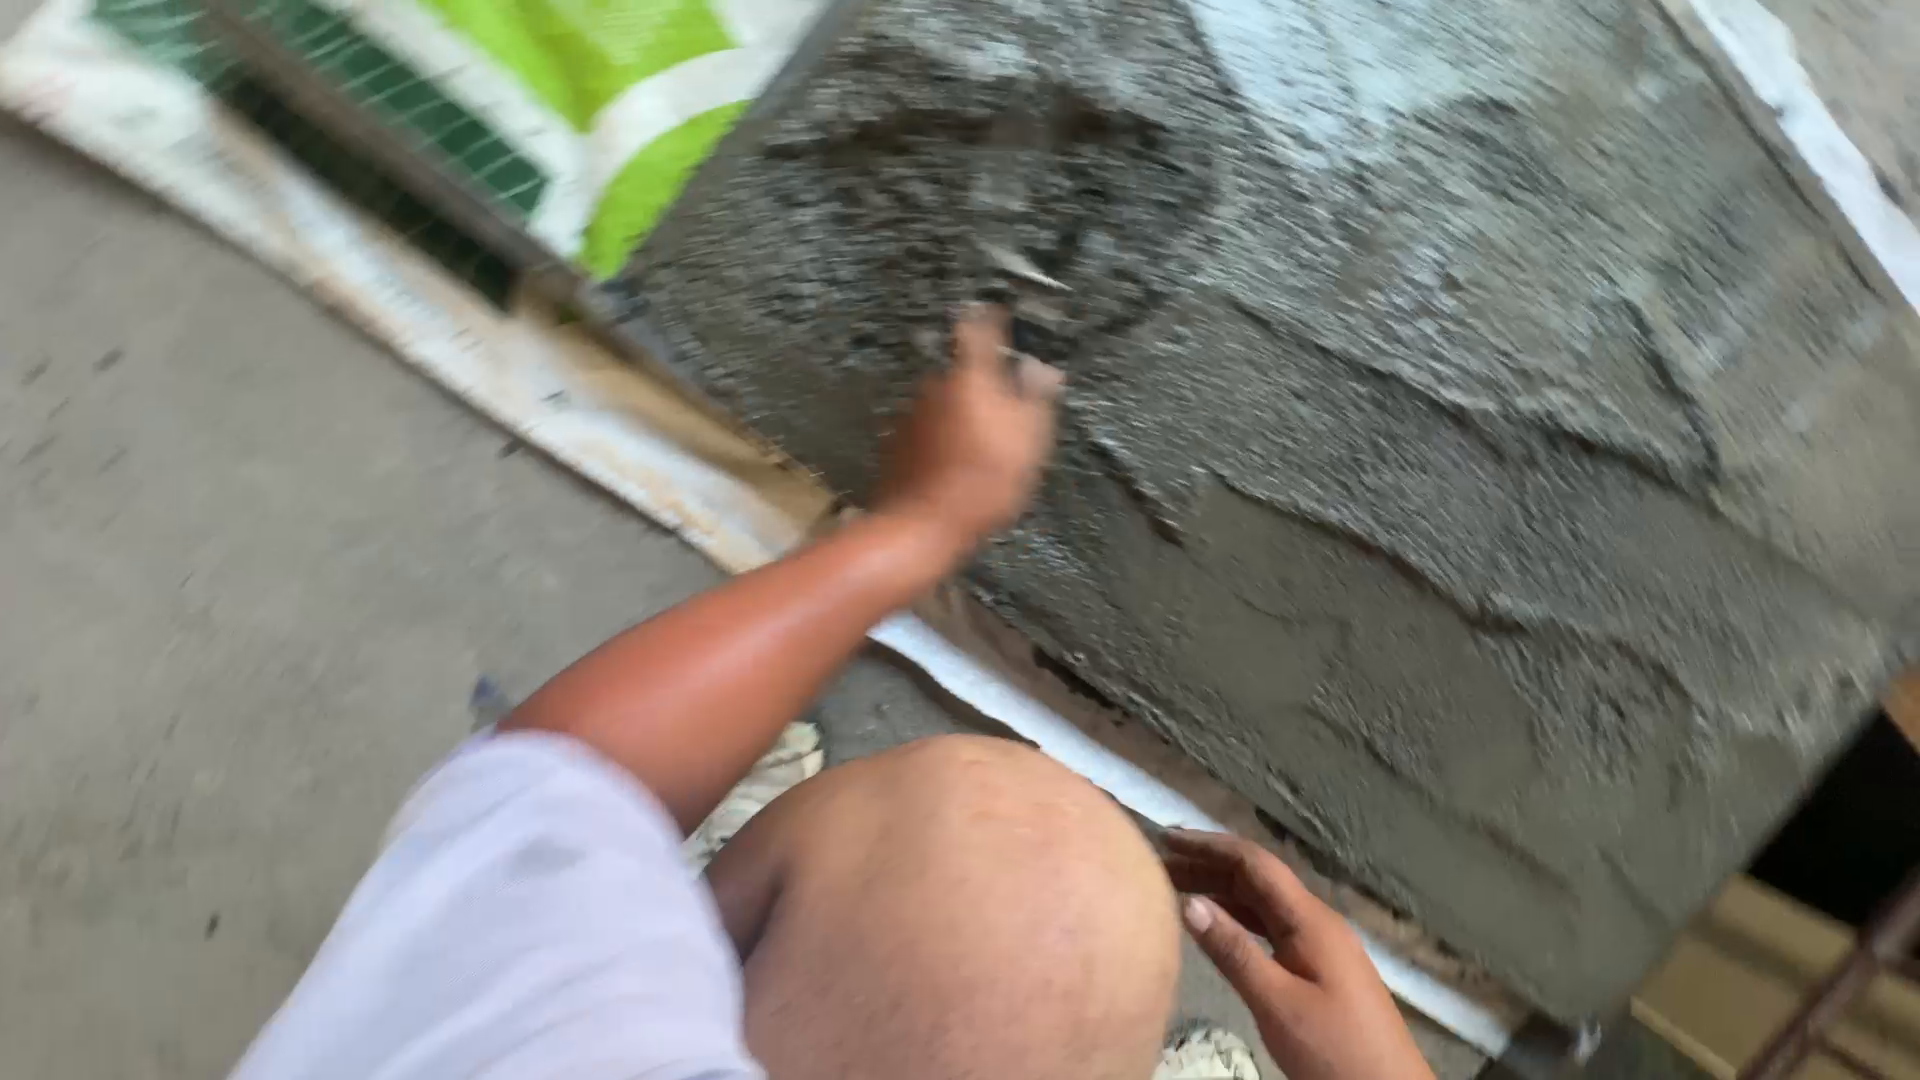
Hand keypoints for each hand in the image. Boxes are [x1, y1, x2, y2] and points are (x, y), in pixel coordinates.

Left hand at [874, 304, 1062, 547]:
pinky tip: (953, 463)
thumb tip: (1043, 368)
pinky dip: (939, 438)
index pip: (980, 327)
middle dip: (981, 382)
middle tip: (1003, 410)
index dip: (992, 317)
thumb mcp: (1029, 441)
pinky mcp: (895, 442)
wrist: (923, 525)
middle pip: (962, 370)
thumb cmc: (983, 482)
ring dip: (959, 413)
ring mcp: (910, 414)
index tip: (1000, 313)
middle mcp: (935, 385)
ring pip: (943, 402)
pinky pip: (926, 430)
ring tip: (979, 446)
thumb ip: (1037, 397)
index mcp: (970, 377)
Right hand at [1162, 829, 1436, 1079]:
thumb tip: (1188, 902)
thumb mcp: (1277, 1004)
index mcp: (1309, 919)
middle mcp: (1315, 920)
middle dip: (1208, 864)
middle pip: (1256, 878)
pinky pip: (1269, 926)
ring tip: (1175, 887)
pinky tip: (1213, 925)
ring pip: (1261, 902)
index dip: (1208, 845)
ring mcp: (1320, 944)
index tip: (1167, 840)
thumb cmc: (1336, 1052)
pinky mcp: (1319, 966)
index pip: (1253, 862)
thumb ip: (1232, 951)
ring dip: (1219, 889)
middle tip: (1159, 862)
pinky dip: (1236, 917)